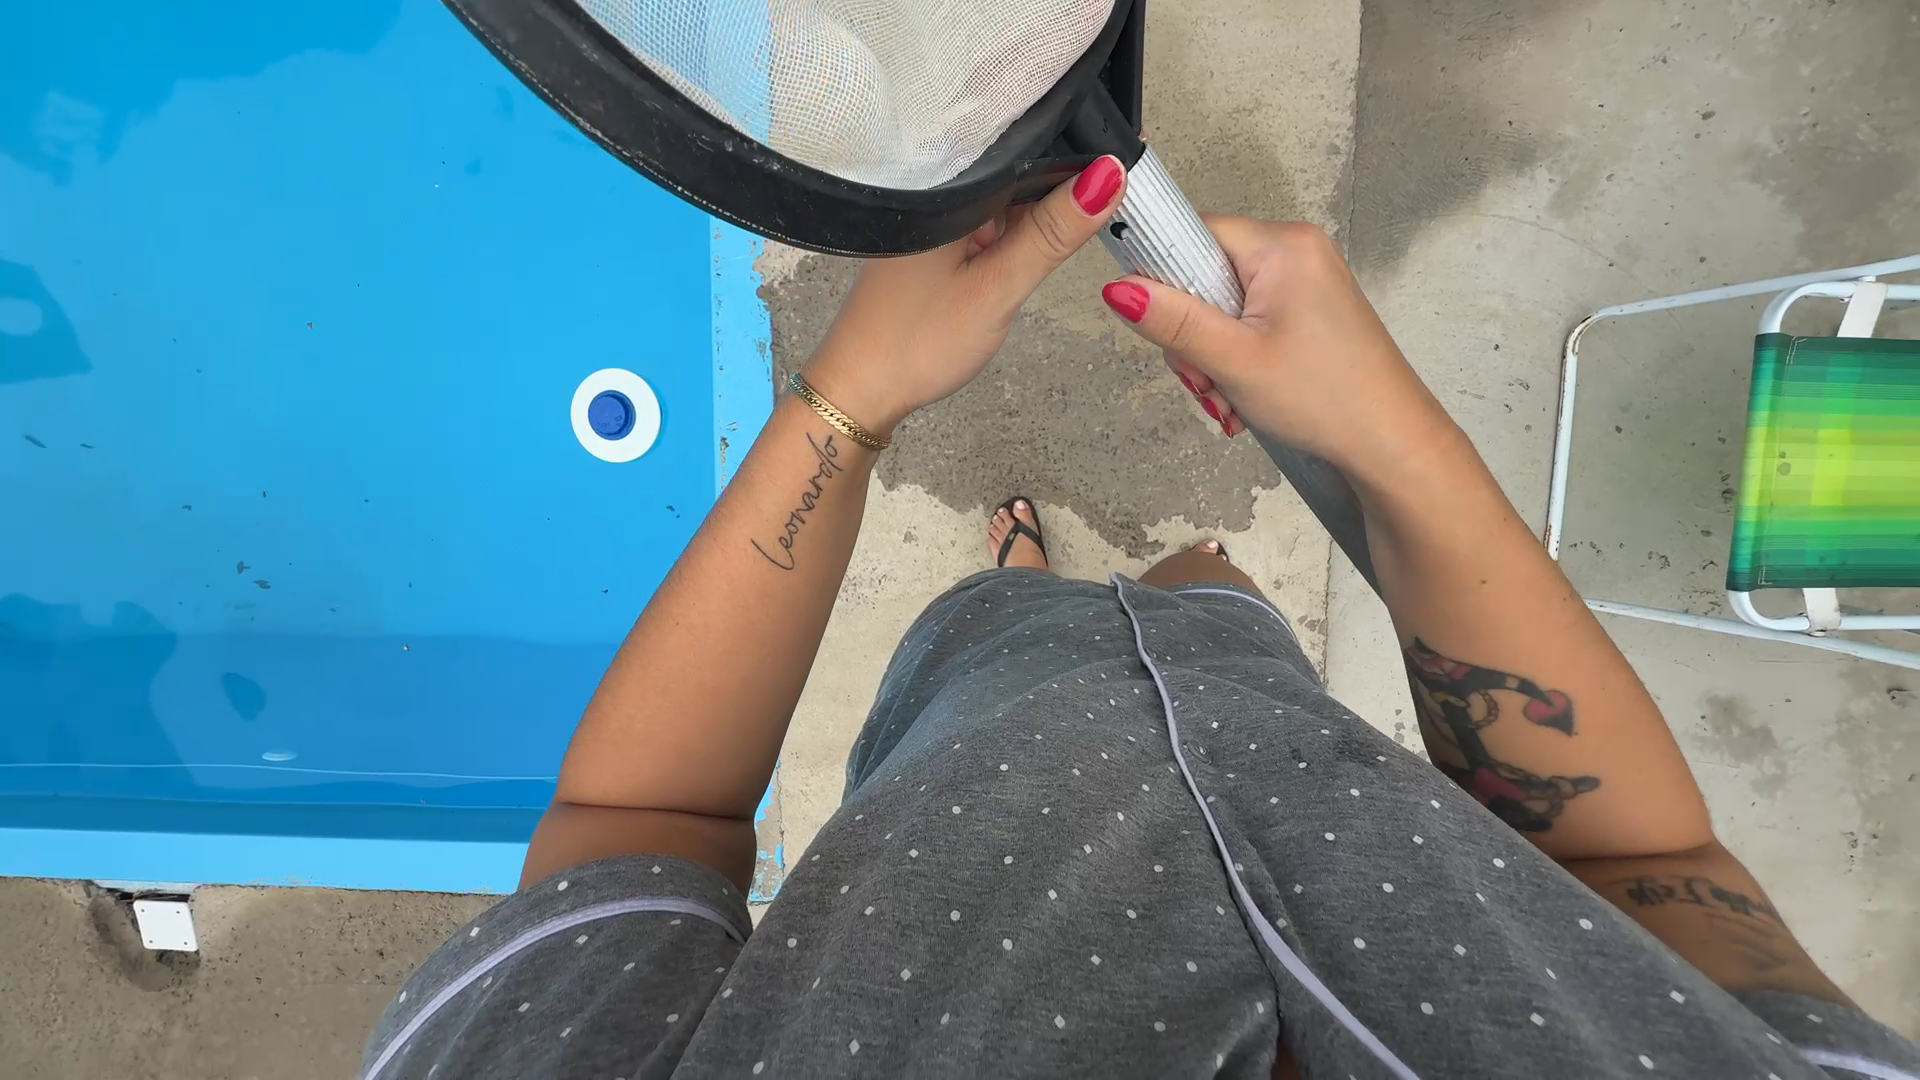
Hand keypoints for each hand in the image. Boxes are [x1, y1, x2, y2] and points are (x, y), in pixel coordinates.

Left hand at [801, 156, 1127, 436]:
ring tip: (1064, 233)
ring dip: (1029, 217)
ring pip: (995, 201)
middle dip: (1054, 189)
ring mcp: (926, 220)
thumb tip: (1109, 176)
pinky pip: (976, 226)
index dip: (1073, 157)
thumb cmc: (919, 342)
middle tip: (1099, 211)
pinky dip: (1003, 237)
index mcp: (945, 186)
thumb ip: (1051, 234)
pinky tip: (1017, 255)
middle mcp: (931, 191)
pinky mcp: (926, 246)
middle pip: (1009, 172)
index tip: (1117, 173)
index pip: (1022, 147)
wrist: (861, 389)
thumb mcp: (997, 288)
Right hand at [1097, 218, 1459, 476]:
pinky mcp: (1305, 313)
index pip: (1194, 234)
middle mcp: (1295, 253)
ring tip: (1228, 397)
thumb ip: (1172, 321)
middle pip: (1204, 277)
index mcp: (1282, 247)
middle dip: (1190, 336)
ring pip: (1220, 310)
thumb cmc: (1324, 397)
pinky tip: (1242, 395)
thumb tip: (1116, 288)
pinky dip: (1232, 361)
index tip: (1154, 322)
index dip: (1162, 275)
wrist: (1388, 443)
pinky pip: (1245, 326)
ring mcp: (1302, 284)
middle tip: (1204, 380)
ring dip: (1209, 358)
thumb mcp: (1233, 360)